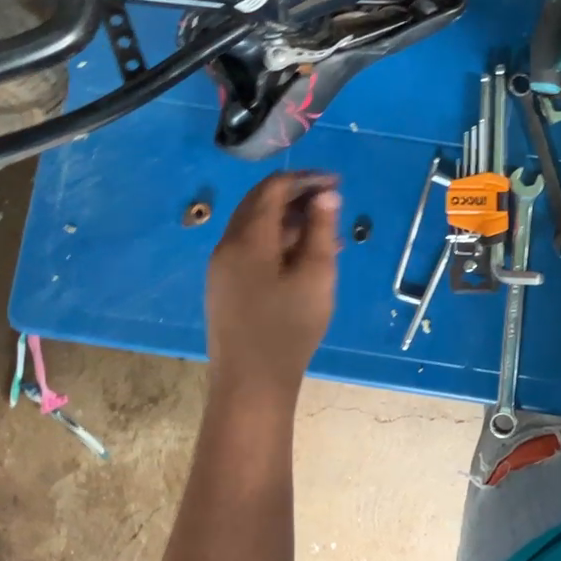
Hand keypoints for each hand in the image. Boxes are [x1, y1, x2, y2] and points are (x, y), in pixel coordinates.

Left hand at [204, 171, 340, 399]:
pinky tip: (304, 256)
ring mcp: (222, 267)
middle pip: (259, 203)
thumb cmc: (290, 326)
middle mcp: (228, 245)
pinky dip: (278, 239)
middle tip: (332, 201)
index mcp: (248, 238)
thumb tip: (325, 193)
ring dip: (289, 218)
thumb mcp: (316, 274)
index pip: (273, 188)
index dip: (306, 179)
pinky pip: (251, 247)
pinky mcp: (225, 285)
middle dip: (296, 195)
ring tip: (326, 232)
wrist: (251, 382)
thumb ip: (321, 229)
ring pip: (255, 225)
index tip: (337, 183)